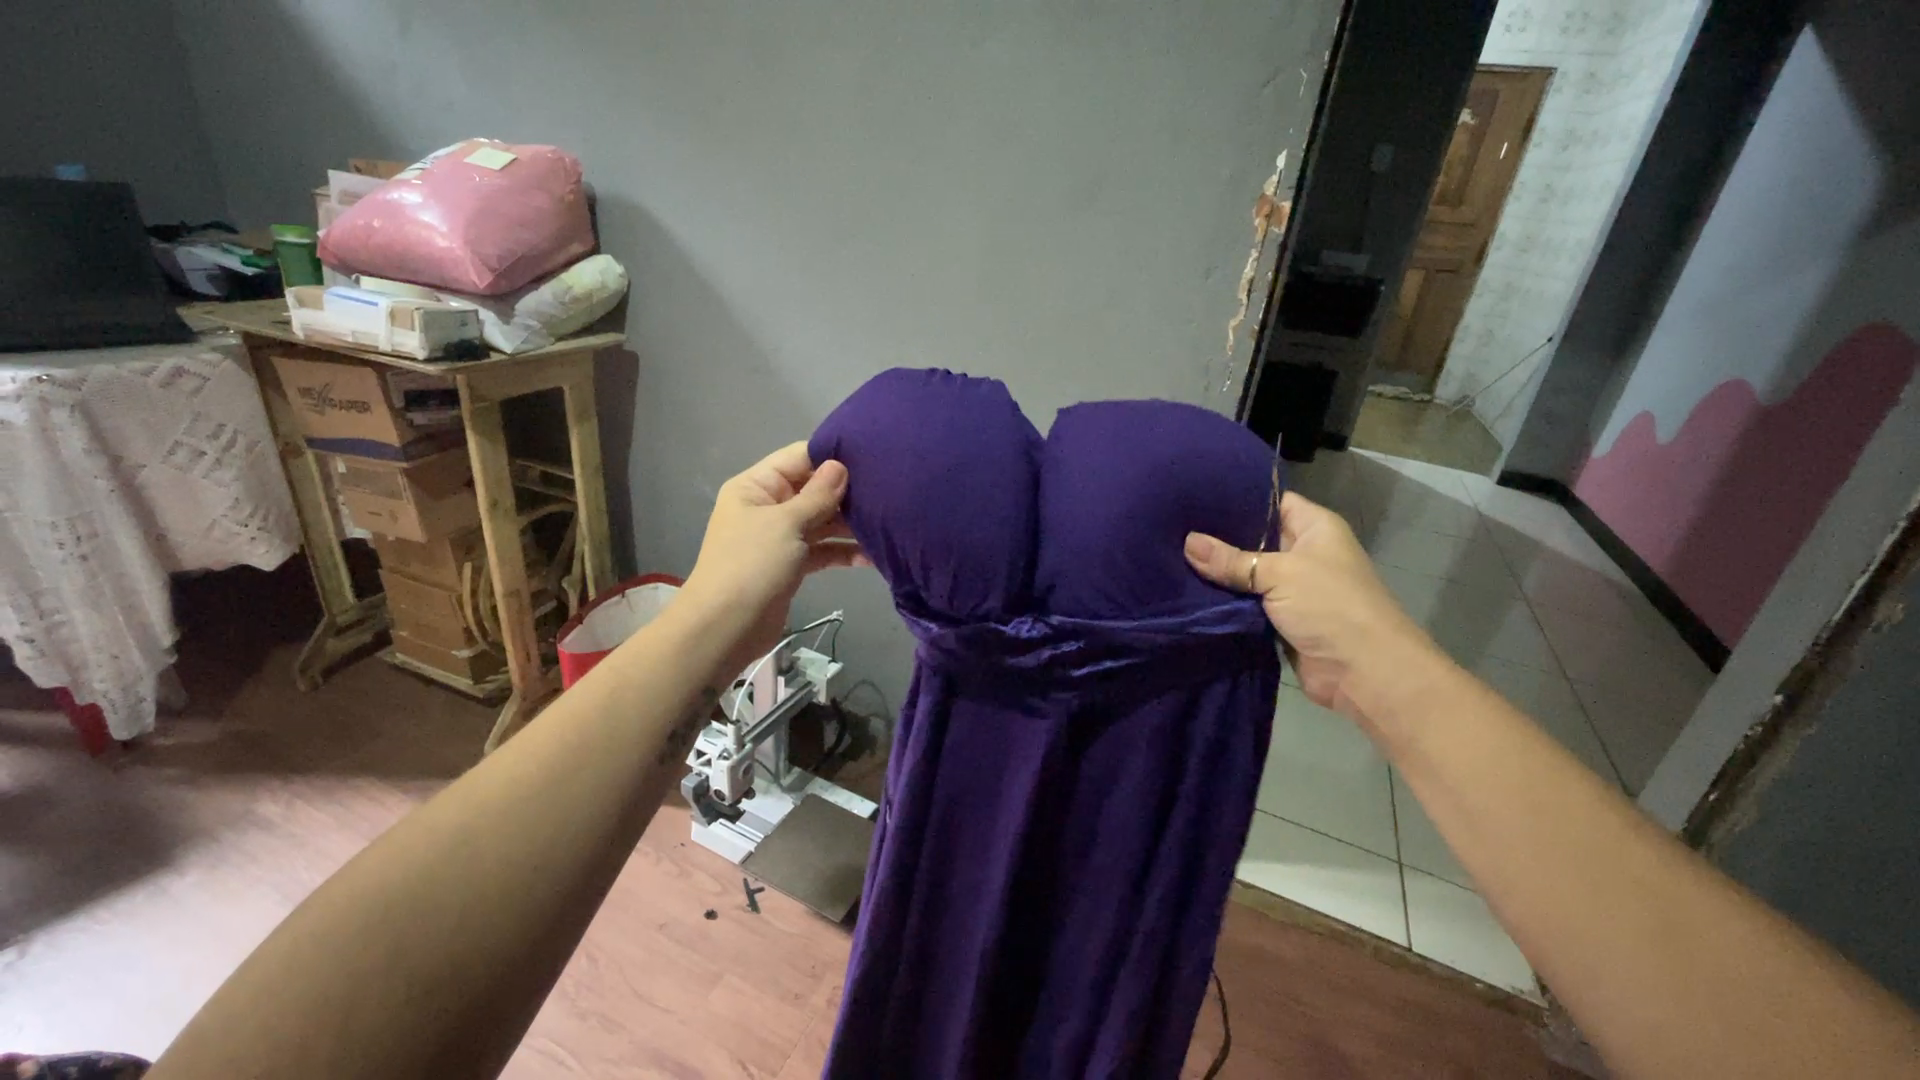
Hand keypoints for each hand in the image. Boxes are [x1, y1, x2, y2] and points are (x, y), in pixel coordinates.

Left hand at [677, 442, 867, 675]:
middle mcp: (768, 506)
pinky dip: (844, 552)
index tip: (871, 456)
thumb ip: (817, 495)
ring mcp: (780, 537)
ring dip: (850, 525)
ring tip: (888, 524)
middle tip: (889, 492)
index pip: (799, 457)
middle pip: (814, 490)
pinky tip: (872, 557)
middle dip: (847, 492)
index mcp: (756, 486)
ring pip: (821, 521)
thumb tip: (840, 465)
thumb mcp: (786, 524)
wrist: (726, 627)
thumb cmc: (751, 565)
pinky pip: (822, 550)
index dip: (831, 456)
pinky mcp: (792, 565)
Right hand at [1184, 491, 1446, 724]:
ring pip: (1246, 574)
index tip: (1194, 496)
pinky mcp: (1280, 620)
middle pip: (1254, 539)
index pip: (1271, 501)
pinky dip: (1223, 602)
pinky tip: (1186, 592)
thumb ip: (1232, 560)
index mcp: (1314, 528)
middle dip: (1217, 537)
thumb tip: (1187, 542)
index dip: (1236, 498)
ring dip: (1217, 573)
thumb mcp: (1279, 573)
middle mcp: (1304, 553)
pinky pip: (1245, 604)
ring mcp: (1292, 588)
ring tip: (1169, 555)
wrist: (1364, 671)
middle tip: (1172, 526)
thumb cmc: (1330, 605)